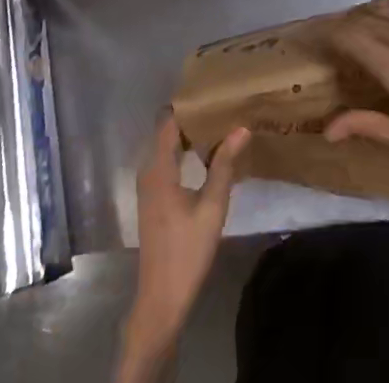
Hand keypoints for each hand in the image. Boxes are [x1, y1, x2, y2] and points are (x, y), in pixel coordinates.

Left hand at [128, 116, 250, 338]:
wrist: (162, 295)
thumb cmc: (188, 250)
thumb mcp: (212, 206)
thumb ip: (224, 165)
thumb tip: (241, 128)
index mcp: (158, 169)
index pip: (168, 122)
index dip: (187, 106)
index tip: (211, 93)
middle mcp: (148, 172)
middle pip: (166, 133)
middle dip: (192, 119)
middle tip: (221, 107)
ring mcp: (148, 186)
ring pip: (166, 148)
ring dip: (189, 137)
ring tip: (219, 125)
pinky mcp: (153, 198)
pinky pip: (166, 163)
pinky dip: (184, 153)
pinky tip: (206, 156)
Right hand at [324, 0, 388, 187]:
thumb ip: (369, 126)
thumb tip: (327, 130)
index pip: (349, 35)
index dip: (324, 33)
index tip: (309, 42)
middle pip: (363, 16)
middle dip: (339, 25)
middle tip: (328, 42)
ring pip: (385, 4)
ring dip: (363, 13)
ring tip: (355, 31)